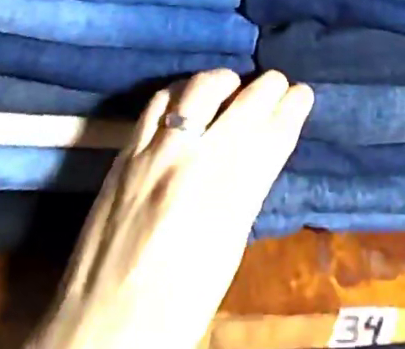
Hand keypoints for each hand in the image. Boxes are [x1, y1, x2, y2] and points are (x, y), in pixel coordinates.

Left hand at [30, 70, 313, 348]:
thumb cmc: (179, 305)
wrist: (102, 332)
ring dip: (223, 80)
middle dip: (269, 85)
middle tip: (276, 83)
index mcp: (231, 196)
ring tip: (230, 85)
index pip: (275, 132)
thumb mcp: (229, 247)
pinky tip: (185, 101)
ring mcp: (156, 153)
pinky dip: (179, 94)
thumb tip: (256, 153)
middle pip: (244, 101)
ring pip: (199, 87)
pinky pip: (158, 103)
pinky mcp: (125, 154)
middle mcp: (196, 162)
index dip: (293, 106)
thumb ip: (244, 192)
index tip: (302, 94)